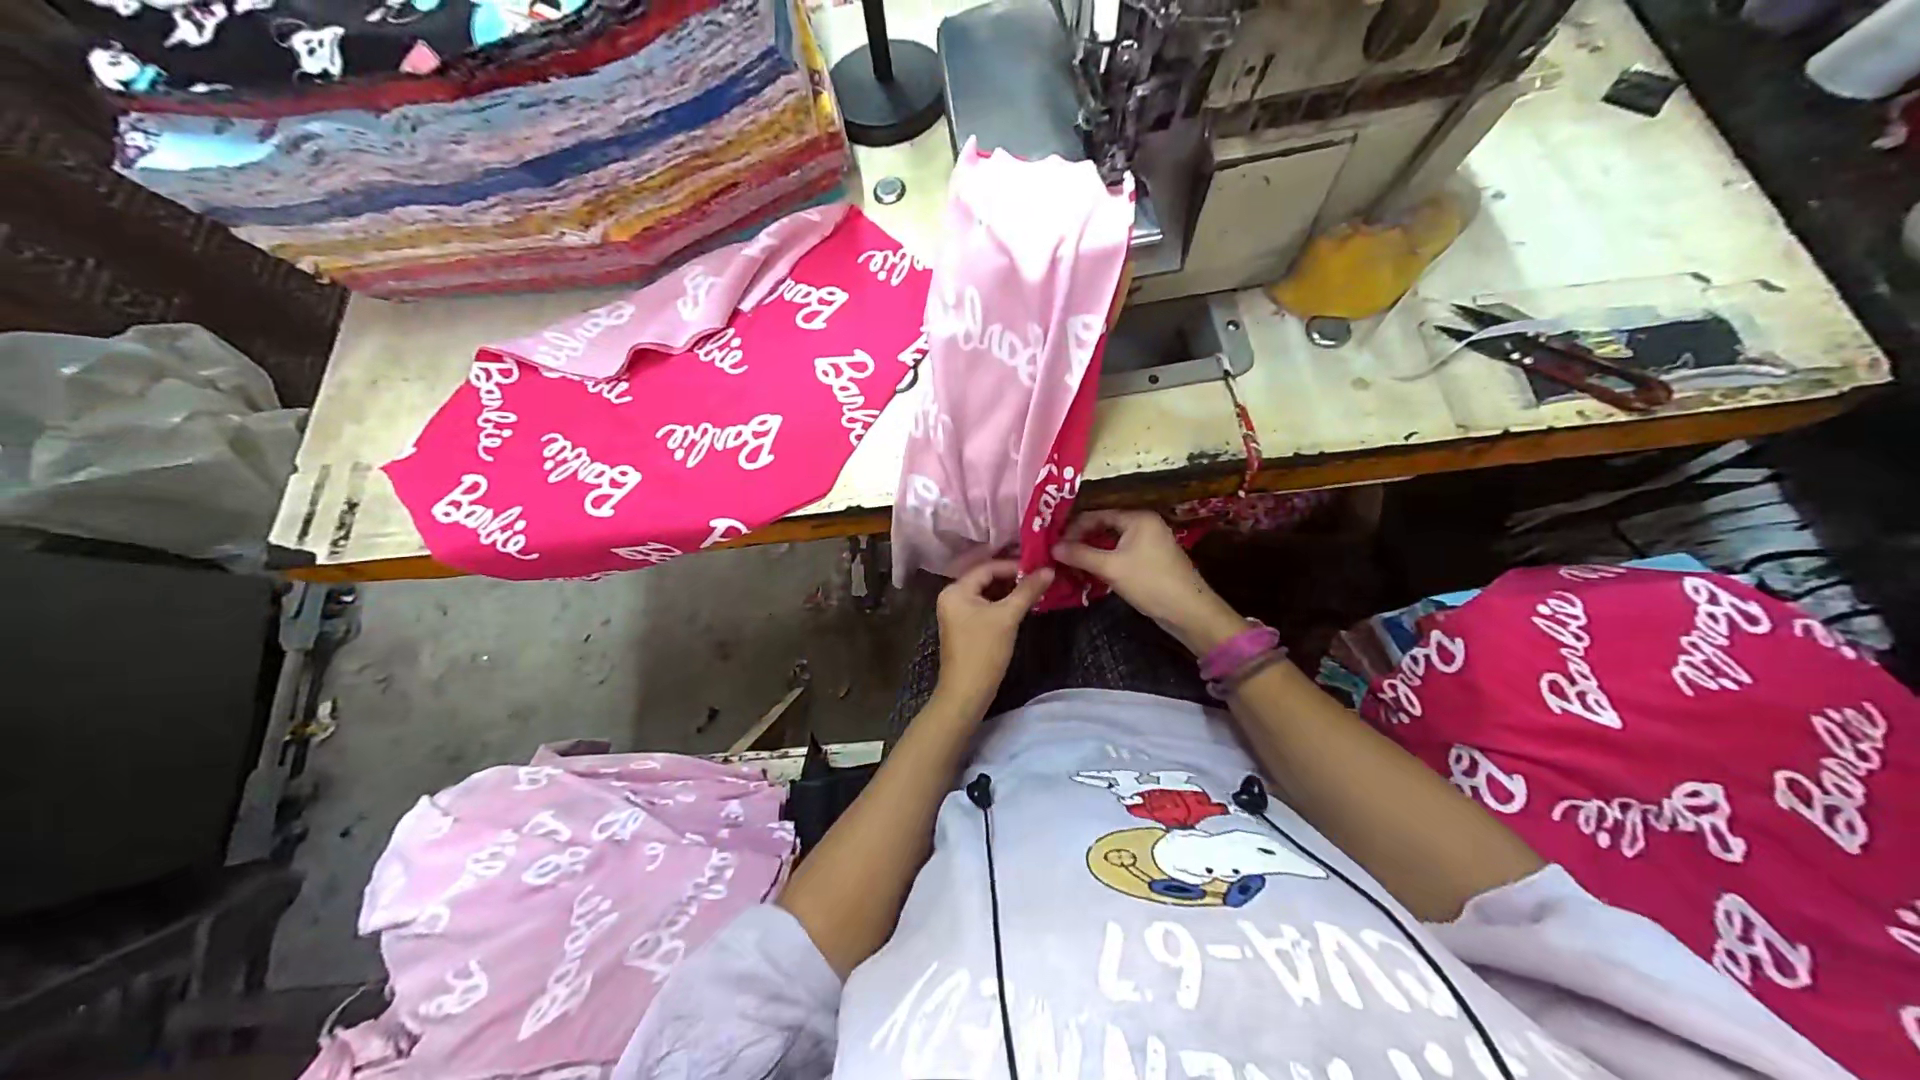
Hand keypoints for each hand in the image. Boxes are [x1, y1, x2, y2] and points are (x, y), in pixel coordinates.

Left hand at [933, 560, 1053, 714]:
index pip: (987, 568)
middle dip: (1012, 578)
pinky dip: (1002, 604)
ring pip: (987, 594)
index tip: (1039, 567)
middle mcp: (952, 597)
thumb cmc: (984, 651)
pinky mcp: (964, 626)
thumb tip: (1049, 570)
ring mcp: (956, 613)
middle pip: (986, 579)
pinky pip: (985, 607)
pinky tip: (1021, 606)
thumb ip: (1027, 591)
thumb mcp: (1008, 617)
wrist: (967, 692)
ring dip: (1009, 592)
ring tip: (1035, 590)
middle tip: (1040, 577)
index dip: (1014, 566)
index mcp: (955, 590)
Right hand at [1052, 510, 1243, 655]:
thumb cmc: (1150, 583)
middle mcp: (1144, 523)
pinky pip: (1120, 552)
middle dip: (1081, 539)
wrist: (1188, 612)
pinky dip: (1104, 560)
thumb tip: (1053, 548)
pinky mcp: (1150, 559)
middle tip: (1059, 553)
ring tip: (1069, 563)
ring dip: (1091, 551)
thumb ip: (1080, 555)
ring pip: (1111, 541)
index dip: (1074, 527)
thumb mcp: (1111, 568)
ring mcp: (1148, 542)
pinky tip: (1089, 571)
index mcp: (1138, 517)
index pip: (1097, 513)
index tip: (1055, 544)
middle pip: (1104, 525)